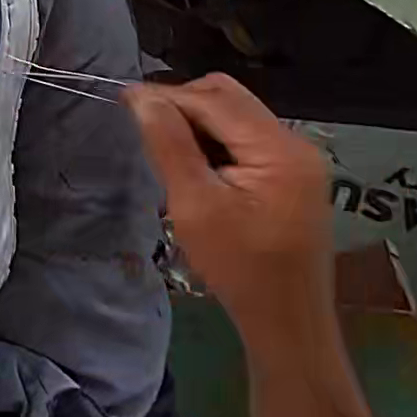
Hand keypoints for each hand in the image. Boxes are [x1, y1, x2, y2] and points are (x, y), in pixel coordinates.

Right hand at [126, 74, 331, 338]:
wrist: (285, 321)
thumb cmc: (238, 265)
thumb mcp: (195, 203)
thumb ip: (169, 143)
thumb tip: (141, 97)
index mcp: (278, 150)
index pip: (213, 100)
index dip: (165, 96)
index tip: (122, 100)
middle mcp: (294, 144)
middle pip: (227, 97)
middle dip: (180, 102)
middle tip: (143, 123)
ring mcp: (294, 158)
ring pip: (232, 113)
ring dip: (194, 120)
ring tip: (163, 145)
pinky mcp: (287, 173)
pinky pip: (241, 135)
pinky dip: (210, 137)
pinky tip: (190, 161)